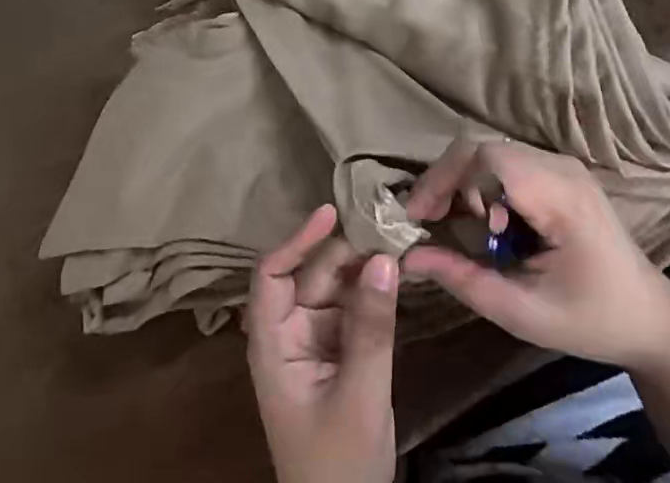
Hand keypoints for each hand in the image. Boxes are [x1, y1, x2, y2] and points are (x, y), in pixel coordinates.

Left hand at [246, 205, 398, 482]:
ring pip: (335, 288)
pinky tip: (397, 271)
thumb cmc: (338, 464)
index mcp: (273, 345)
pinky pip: (353, 308)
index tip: (332, 212)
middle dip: (346, 250)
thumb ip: (370, 328)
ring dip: (363, 265)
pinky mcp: (339, 351)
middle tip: (389, 224)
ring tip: (399, 237)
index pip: (271, 276)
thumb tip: (384, 258)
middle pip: (311, 275)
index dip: (297, 240)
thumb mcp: (359, 395)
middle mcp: (289, 334)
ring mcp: (315, 342)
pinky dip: (373, 290)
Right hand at [401, 139, 669, 371]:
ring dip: (463, 182)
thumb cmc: (592, 320)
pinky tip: (485, 222)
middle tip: (427, 220)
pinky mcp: (561, 174)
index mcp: (560, 197)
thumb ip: (463, 279)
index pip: (487, 156)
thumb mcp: (522, 312)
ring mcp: (564, 166)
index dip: (444, 178)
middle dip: (447, 180)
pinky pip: (508, 163)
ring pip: (492, 152)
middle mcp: (561, 167)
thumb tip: (408, 257)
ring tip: (454, 224)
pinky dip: (483, 185)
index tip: (419, 216)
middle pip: (484, 147)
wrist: (651, 318)